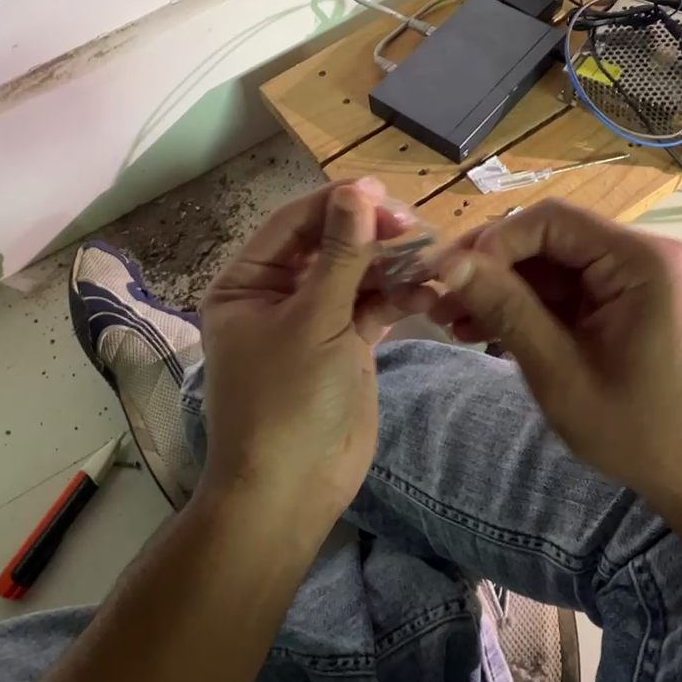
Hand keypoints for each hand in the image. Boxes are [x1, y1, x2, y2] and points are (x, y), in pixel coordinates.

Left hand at [198, 179, 431, 534]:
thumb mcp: (314, 321)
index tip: (384, 194)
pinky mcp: (344, 344)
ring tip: (433, 260)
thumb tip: (357, 192)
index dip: (337, 204)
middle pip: (329, 245)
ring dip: (392, 266)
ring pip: (356, 275)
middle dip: (371, 235)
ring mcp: (313, 320)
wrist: (292, 490)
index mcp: (248, 282)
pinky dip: (399, 298)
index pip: (293, 224)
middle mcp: (277, 294)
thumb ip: (341, 255)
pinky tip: (431, 295)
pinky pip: (372, 307)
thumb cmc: (287, 399)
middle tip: (416, 228)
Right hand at [430, 200, 681, 518]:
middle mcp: (646, 259)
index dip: (492, 243)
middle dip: (492, 270)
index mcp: (640, 261)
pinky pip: (574, 296)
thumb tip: (449, 263)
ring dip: (505, 294)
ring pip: (556, 271)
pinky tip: (487, 333)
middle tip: (440, 301)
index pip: (549, 221)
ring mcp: (642, 284)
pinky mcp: (634, 310)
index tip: (448, 279)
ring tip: (452, 324)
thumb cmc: (641, 432)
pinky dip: (533, 312)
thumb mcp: (560, 370)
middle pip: (551, 242)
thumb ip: (505, 308)